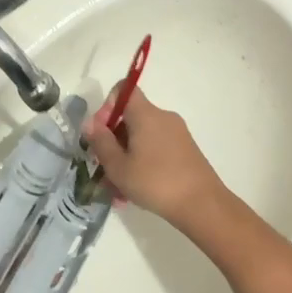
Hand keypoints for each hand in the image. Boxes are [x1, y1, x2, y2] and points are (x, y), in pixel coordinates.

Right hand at [83, 86, 225, 223]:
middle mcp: (163, 117)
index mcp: (146, 114)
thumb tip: (90, 122)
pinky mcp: (184, 150)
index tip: (101, 134)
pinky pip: (155, 150)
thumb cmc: (155, 182)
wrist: (201, 203)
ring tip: (118, 190)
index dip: (107, 107)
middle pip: (130, 118)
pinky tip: (136, 191)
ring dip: (126, 159)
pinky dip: (142, 164)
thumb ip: (101, 142)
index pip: (123, 89)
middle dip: (113, 142)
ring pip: (141, 139)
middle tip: (104, 170)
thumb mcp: (118, 166)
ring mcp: (177, 134)